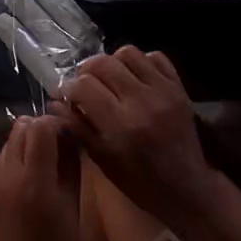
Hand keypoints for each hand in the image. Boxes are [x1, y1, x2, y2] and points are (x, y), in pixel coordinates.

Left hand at [0, 116, 79, 240]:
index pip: (41, 127)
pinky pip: (2, 157)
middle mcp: (7, 173)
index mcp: (34, 181)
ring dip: (28, 141)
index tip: (71, 133)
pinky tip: (29, 175)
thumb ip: (71, 166)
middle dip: (42, 128)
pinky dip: (17, 156)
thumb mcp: (72, 208)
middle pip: (21, 127)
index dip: (57, 124)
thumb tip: (72, 137)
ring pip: (9, 139)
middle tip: (59, 143)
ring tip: (45, 159)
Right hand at [55, 47, 218, 228]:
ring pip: (128, 53)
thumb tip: (55, 102)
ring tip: (108, 77)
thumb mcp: (102, 159)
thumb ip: (78, 127)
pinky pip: (155, 57)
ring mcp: (163, 91)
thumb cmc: (139, 182)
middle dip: (85, 70)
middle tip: (83, 83)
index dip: (68, 86)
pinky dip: (140, 63)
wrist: (186, 187)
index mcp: (120, 125)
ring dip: (112, 62)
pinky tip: (133, 77)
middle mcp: (141, 102)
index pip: (84, 86)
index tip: (64, 93)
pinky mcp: (178, 87)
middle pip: (103, 63)